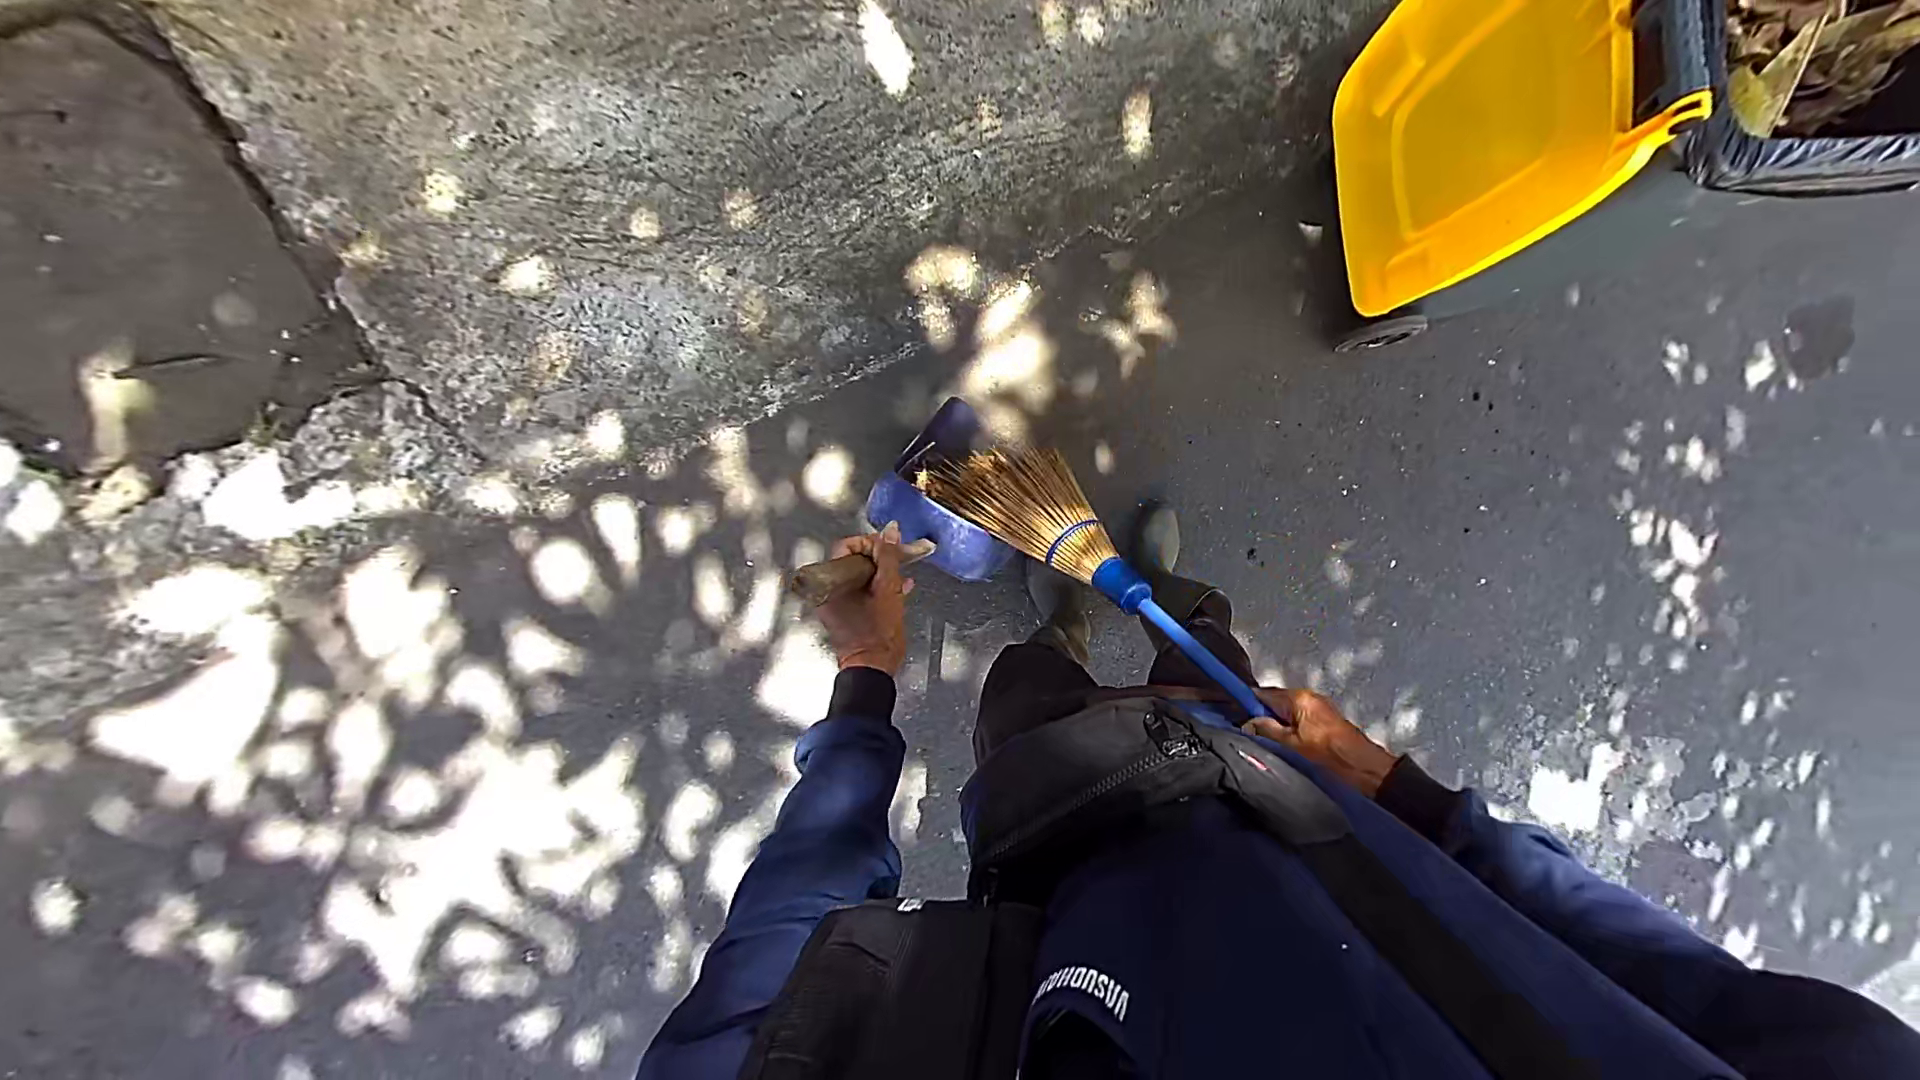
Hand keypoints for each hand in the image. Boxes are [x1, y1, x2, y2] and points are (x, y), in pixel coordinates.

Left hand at [816, 522, 914, 675]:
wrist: (873, 667)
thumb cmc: (877, 635)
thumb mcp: (889, 588)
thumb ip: (889, 556)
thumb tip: (891, 532)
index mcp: (830, 580)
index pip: (848, 545)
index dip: (873, 544)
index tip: (891, 549)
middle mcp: (826, 588)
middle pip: (854, 559)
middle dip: (881, 558)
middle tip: (900, 560)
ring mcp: (833, 600)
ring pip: (859, 574)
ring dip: (881, 572)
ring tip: (902, 577)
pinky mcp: (842, 611)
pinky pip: (858, 589)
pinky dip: (876, 586)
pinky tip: (898, 588)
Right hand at [1242, 688, 1397, 797]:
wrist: (1368, 771)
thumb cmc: (1331, 758)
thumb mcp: (1291, 745)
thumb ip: (1266, 730)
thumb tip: (1248, 723)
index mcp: (1299, 698)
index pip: (1262, 693)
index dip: (1248, 703)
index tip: (1237, 714)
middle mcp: (1309, 697)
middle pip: (1274, 701)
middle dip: (1264, 716)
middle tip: (1257, 735)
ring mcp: (1319, 707)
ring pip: (1286, 711)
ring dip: (1278, 724)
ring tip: (1276, 743)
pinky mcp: (1326, 719)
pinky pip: (1299, 718)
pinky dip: (1291, 728)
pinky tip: (1290, 745)